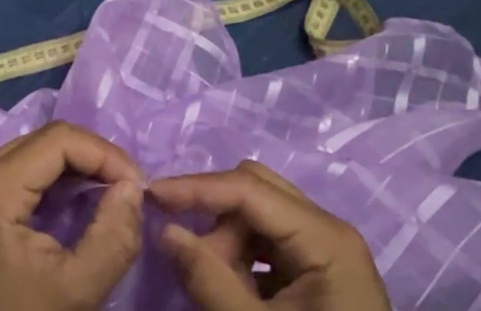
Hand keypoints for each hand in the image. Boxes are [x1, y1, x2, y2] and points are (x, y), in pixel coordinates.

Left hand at [0, 120, 145, 310]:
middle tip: (131, 192)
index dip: (106, 154)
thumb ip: (112, 238)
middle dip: (96, 158)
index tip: (139, 188)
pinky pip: (25, 166)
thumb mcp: (74, 290)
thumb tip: (132, 188)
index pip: (60, 139)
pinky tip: (83, 200)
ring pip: (38, 149)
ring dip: (80, 166)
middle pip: (48, 139)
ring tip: (114, 195)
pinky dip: (59, 177)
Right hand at [150, 161, 389, 310]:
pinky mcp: (323, 272)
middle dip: (216, 218)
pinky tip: (238, 293)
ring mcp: (329, 251)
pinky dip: (246, 259)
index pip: (249, 188)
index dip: (196, 188)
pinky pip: (273, 243)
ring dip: (229, 241)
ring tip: (218, 287)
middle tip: (194, 260)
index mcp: (325, 238)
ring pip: (261, 216)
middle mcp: (330, 230)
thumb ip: (209, 280)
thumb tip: (166, 231)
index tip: (150, 195)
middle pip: (256, 191)